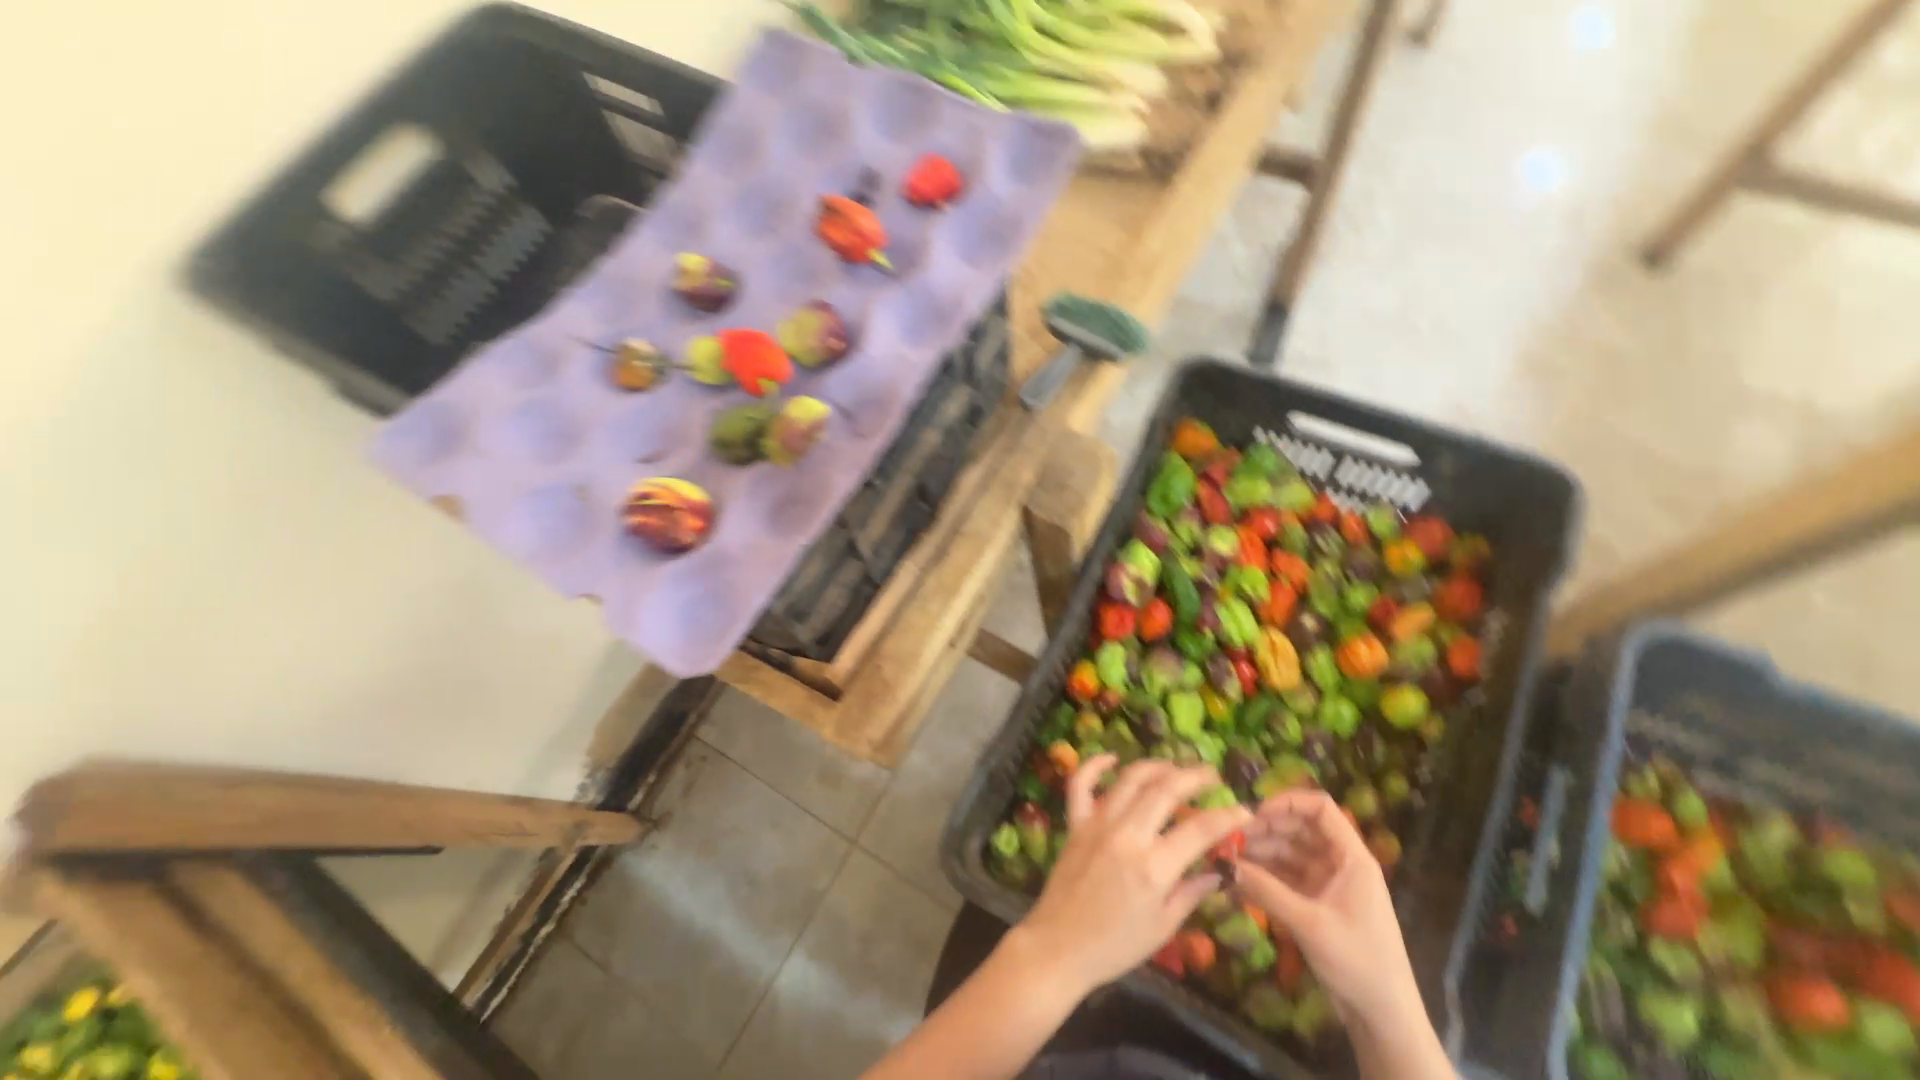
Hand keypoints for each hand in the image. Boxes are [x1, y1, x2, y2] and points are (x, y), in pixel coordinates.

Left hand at [1013, 757, 1250, 995]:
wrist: (1058, 947)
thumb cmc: (1115, 946)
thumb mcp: (1163, 927)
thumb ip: (1191, 892)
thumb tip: (1220, 871)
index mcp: (1154, 867)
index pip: (1199, 829)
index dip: (1227, 816)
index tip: (1244, 810)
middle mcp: (1127, 836)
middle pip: (1166, 790)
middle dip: (1195, 777)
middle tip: (1211, 775)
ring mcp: (1097, 825)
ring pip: (1130, 779)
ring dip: (1157, 767)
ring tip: (1176, 768)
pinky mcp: (1074, 825)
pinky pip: (1080, 785)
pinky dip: (1094, 766)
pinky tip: (1112, 759)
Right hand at [1233, 789, 1420, 1026]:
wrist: (1382, 1014)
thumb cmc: (1357, 961)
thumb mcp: (1309, 924)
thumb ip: (1266, 890)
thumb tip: (1225, 863)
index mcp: (1352, 858)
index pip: (1321, 808)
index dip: (1286, 803)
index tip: (1252, 814)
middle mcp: (1340, 863)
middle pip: (1300, 829)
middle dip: (1265, 829)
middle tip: (1229, 838)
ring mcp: (1328, 884)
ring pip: (1289, 853)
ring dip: (1260, 852)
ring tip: (1227, 857)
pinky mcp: (1317, 904)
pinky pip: (1286, 878)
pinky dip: (1264, 876)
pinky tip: (1238, 878)